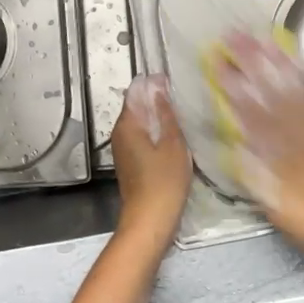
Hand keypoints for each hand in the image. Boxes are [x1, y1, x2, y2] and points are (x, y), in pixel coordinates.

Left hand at [110, 74, 191, 246]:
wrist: (150, 221)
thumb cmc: (164, 181)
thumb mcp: (172, 144)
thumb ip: (166, 114)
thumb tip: (159, 88)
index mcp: (127, 125)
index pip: (135, 92)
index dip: (153, 84)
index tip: (175, 82)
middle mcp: (119, 134)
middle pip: (137, 108)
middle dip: (157, 101)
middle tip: (184, 97)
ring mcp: (123, 150)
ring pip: (141, 125)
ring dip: (158, 119)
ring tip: (183, 115)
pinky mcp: (131, 163)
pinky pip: (143, 139)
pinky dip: (156, 134)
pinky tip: (175, 137)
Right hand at [213, 33, 303, 268]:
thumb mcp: (278, 208)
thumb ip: (257, 174)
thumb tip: (236, 141)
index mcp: (280, 154)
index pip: (249, 114)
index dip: (233, 87)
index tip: (218, 63)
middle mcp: (301, 135)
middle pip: (272, 94)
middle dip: (252, 63)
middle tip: (236, 35)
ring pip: (300, 91)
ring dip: (282, 62)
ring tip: (266, 37)